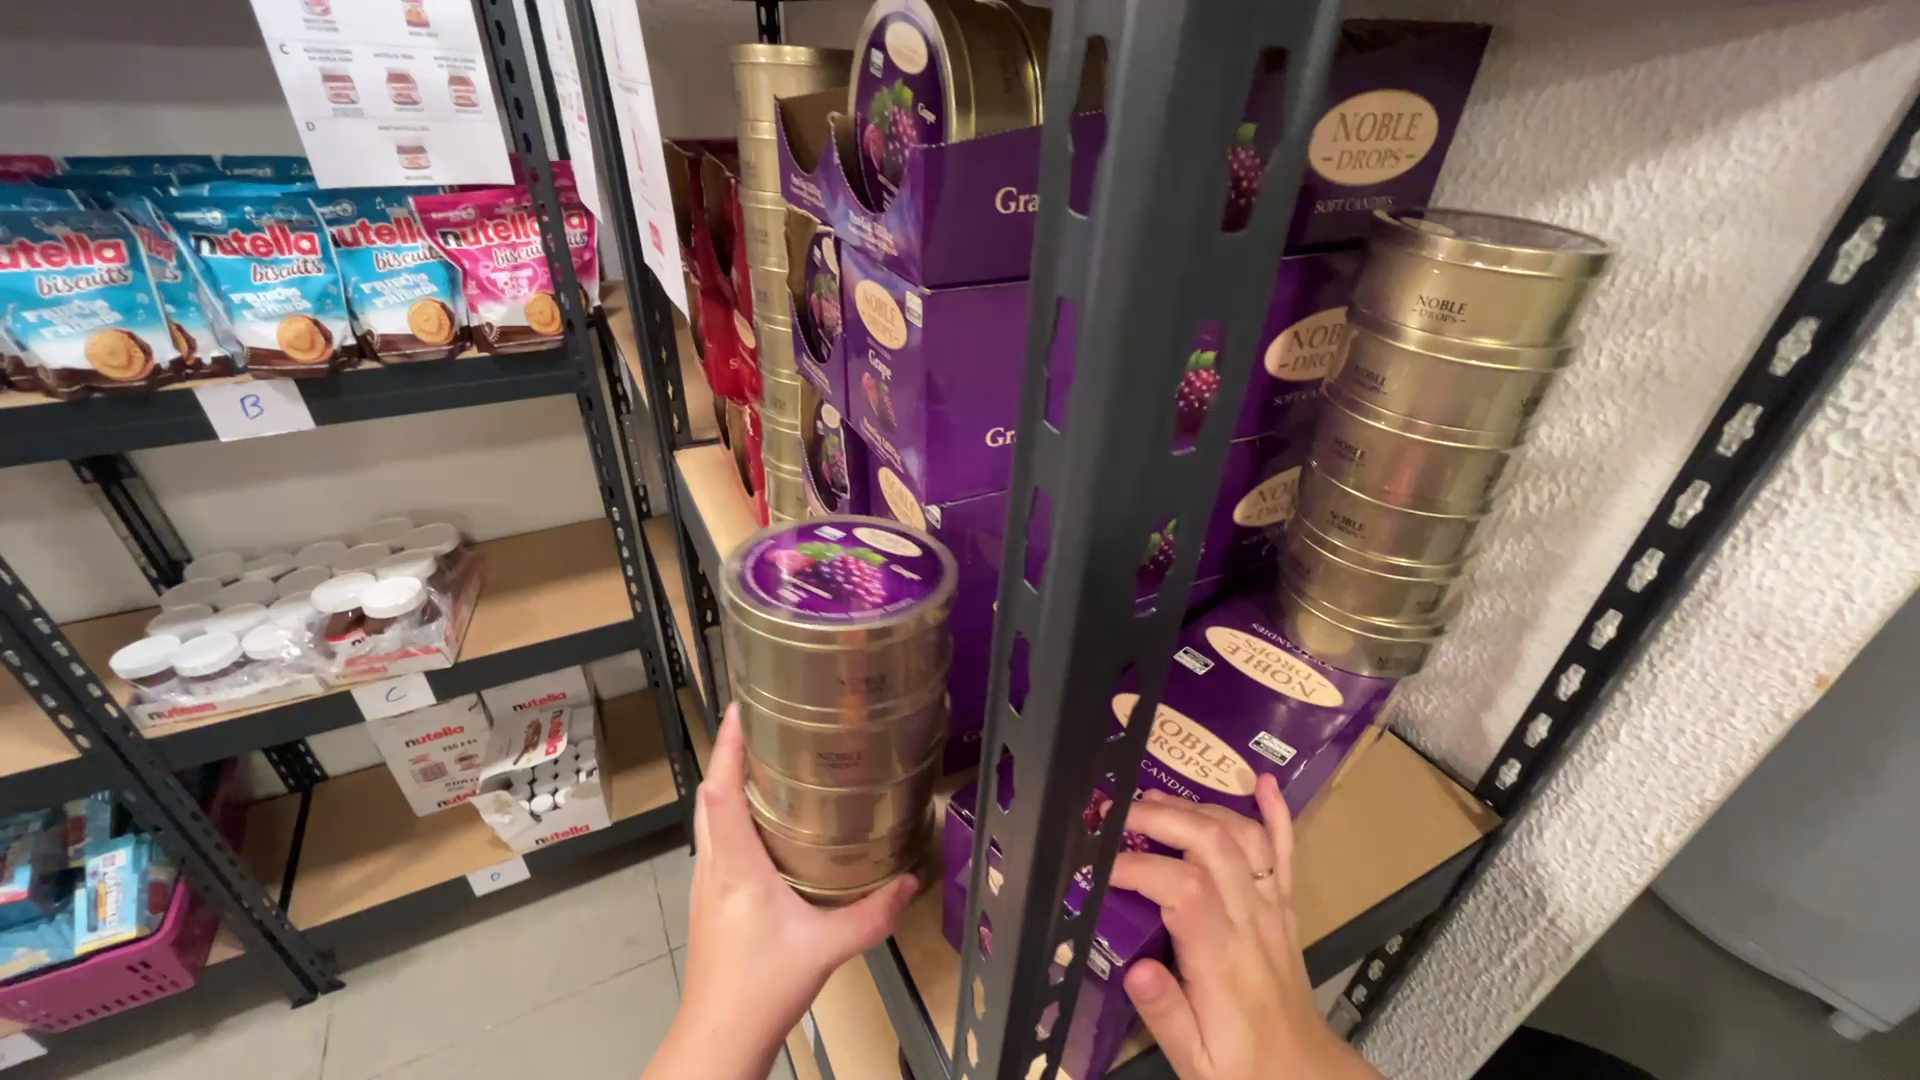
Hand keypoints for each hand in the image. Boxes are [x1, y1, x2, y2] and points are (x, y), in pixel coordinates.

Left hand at [645, 703, 917, 1079]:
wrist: (718, 1038)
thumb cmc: (762, 988)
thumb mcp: (826, 949)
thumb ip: (872, 915)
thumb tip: (911, 880)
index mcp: (735, 866)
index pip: (721, 793)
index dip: (728, 748)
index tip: (741, 709)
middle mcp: (713, 865)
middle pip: (708, 796)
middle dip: (728, 753)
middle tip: (759, 722)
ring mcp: (706, 881)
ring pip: (708, 816)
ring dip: (727, 780)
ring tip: (762, 756)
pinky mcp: (709, 896)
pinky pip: (714, 837)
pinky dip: (729, 810)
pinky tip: (760, 816)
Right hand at [1111, 778, 1379, 1079]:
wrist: (1305, 1077)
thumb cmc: (1241, 1067)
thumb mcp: (1195, 1062)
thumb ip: (1165, 1015)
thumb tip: (1134, 967)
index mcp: (1222, 958)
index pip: (1183, 888)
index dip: (1138, 865)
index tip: (1098, 865)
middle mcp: (1251, 920)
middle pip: (1212, 843)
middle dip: (1160, 815)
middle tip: (1114, 812)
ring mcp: (1272, 906)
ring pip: (1242, 835)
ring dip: (1197, 806)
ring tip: (1152, 799)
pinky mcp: (1284, 904)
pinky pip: (1285, 851)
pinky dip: (1275, 812)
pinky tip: (1260, 781)